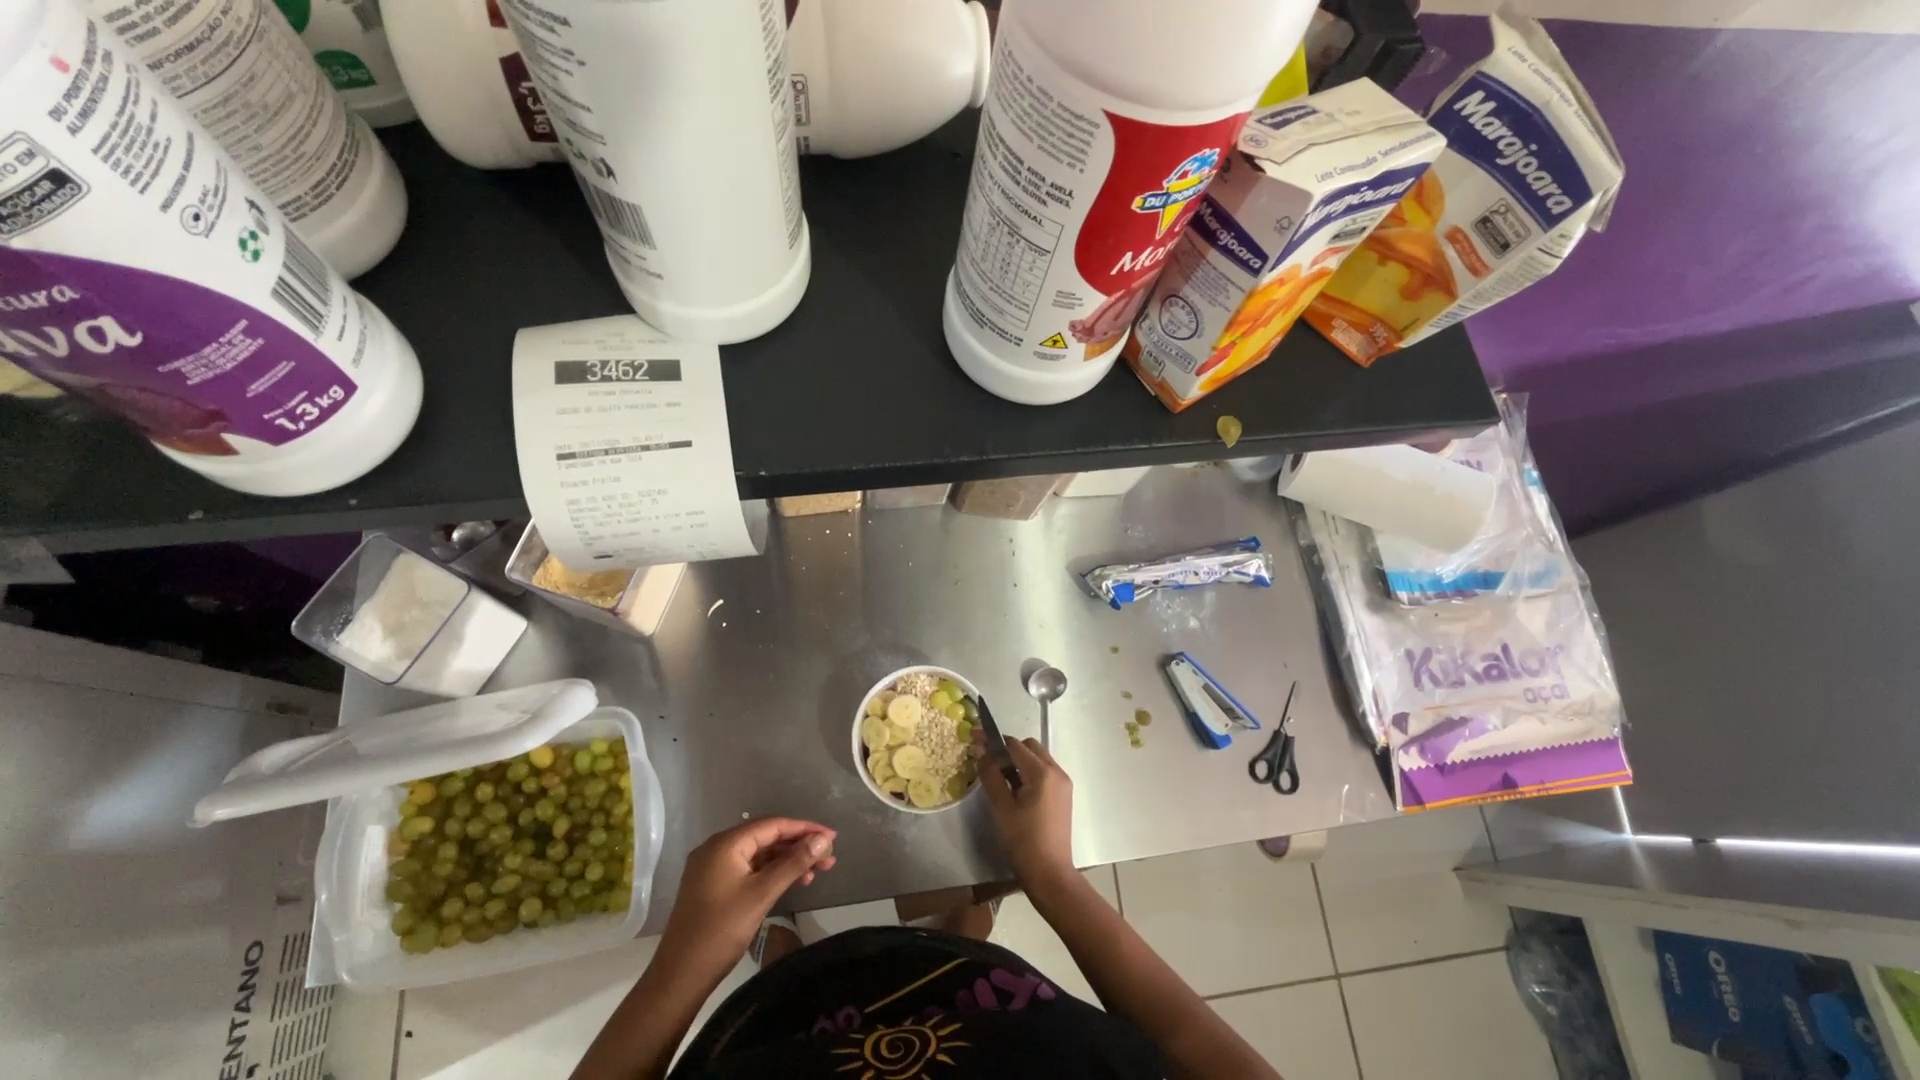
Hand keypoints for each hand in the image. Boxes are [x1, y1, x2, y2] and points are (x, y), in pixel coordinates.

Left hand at [657, 818, 835, 975]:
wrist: (680, 975)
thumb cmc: (721, 930)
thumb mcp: (762, 894)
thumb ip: (793, 863)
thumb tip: (823, 840)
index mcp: (725, 844)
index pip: (772, 825)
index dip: (805, 829)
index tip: (833, 838)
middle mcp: (717, 849)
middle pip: (766, 838)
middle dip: (798, 846)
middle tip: (828, 860)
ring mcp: (713, 868)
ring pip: (758, 855)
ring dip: (787, 862)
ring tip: (815, 874)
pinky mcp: (713, 886)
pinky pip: (748, 870)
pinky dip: (771, 874)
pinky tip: (790, 883)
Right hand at [979, 737, 1074, 888]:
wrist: (1050, 872)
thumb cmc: (1023, 841)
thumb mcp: (1001, 807)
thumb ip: (990, 774)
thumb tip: (980, 749)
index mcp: (1042, 773)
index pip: (1014, 745)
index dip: (993, 742)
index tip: (974, 740)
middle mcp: (1057, 771)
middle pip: (1029, 746)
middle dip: (1008, 750)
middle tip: (988, 764)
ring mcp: (1063, 783)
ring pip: (1038, 757)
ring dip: (1019, 760)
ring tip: (1001, 779)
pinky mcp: (1064, 794)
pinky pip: (1045, 771)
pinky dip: (1030, 771)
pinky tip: (1017, 790)